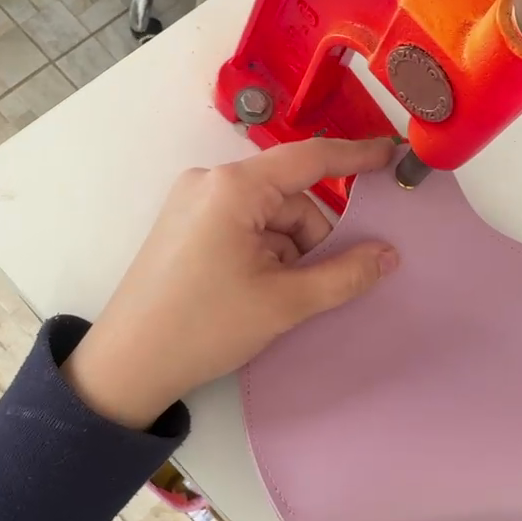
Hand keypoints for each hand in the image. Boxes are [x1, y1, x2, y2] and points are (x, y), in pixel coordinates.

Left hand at [64, 137, 400, 428]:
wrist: (129, 364)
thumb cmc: (204, 327)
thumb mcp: (284, 302)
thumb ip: (344, 274)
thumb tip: (388, 255)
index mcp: (233, 187)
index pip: (309, 158)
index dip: (356, 156)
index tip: (393, 156)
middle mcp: (210, 182)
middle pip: (289, 199)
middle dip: (312, 240)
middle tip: (311, 289)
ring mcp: (193, 204)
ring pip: (268, 219)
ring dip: (287, 254)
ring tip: (274, 300)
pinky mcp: (184, 227)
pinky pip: (243, 228)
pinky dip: (263, 256)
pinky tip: (256, 293)